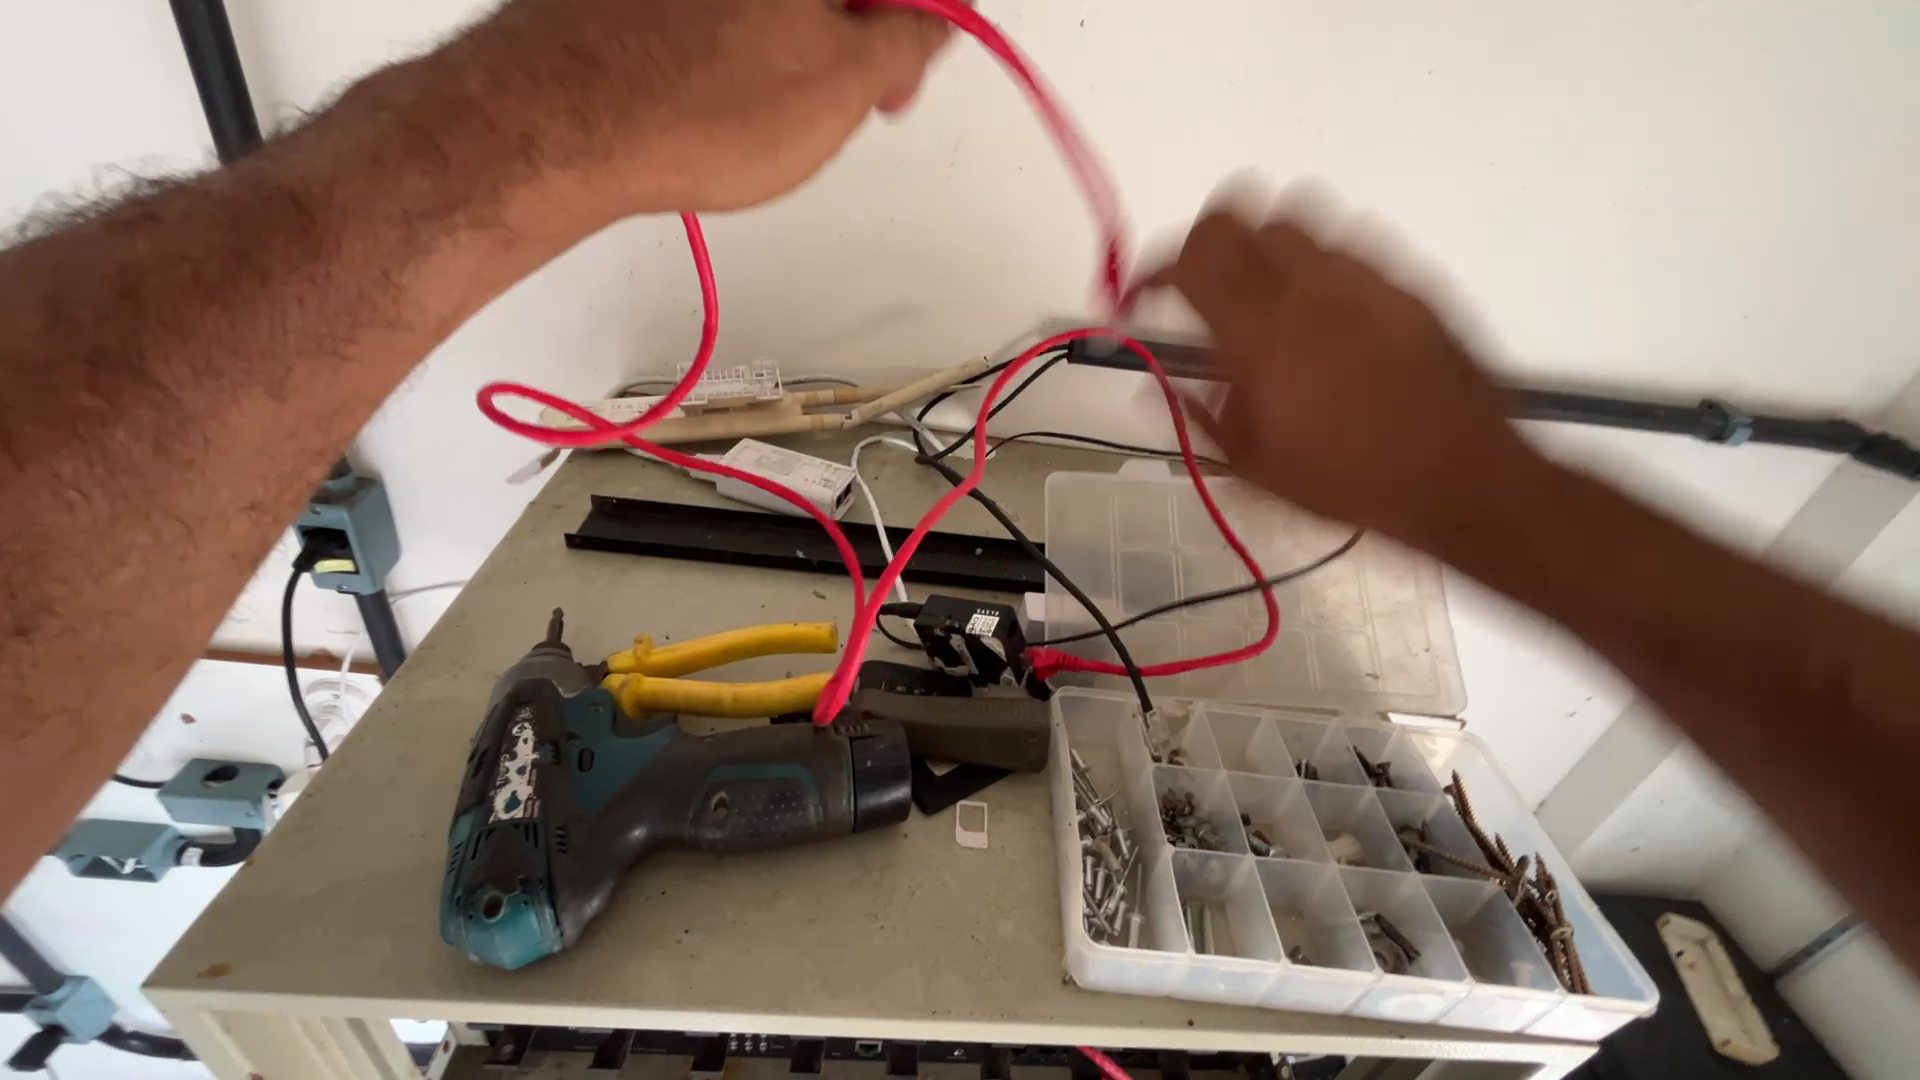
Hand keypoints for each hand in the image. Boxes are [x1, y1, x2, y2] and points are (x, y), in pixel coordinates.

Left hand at [451, 0, 950, 216]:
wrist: (567, 124)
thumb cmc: (710, 109)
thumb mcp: (845, 85)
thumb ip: (909, 39)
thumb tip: (934, 19)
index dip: (920, 20)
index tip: (906, 69)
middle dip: (864, 28)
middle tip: (861, 97)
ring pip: (788, 1)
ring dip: (813, 32)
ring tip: (790, 100)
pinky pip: (732, 4)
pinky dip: (758, 27)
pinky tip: (740, 76)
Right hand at [1145, 190, 1542, 550]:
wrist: (1462, 477)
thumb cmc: (1345, 482)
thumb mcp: (1251, 466)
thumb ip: (1195, 414)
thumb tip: (1149, 387)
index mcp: (1258, 336)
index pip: (1188, 261)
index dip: (1151, 270)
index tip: (1140, 295)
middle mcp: (1305, 288)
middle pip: (1233, 215)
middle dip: (1198, 244)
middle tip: (1194, 286)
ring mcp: (1361, 276)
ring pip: (1289, 216)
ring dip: (1257, 245)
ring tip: (1258, 294)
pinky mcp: (1404, 281)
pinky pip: (1344, 242)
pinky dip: (1312, 261)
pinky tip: (1319, 309)